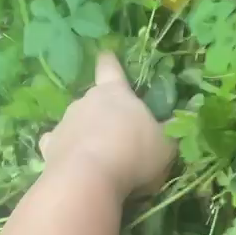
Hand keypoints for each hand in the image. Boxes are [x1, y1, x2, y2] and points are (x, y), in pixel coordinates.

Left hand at [39, 52, 175, 197]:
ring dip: (86, 133)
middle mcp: (85, 101)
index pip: (110, 68)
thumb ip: (172, 130)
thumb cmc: (133, 153)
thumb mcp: (165, 144)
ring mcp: (65, 123)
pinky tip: (71, 162)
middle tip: (118, 132)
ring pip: (76, 122)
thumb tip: (186, 116)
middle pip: (94, 99)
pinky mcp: (49, 147)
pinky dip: (64, 150)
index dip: (110, 62)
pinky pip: (57, 144)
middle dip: (104, 112)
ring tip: (100, 156)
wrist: (88, 179)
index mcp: (114, 93)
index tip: (106, 55)